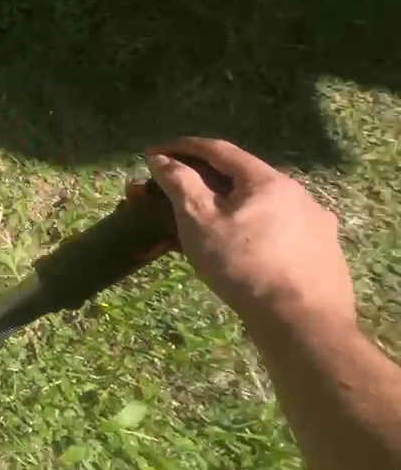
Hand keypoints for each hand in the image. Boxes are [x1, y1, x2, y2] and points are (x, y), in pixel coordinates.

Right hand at [145, 138, 355, 333]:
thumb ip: (178, 179)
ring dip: (217, 202)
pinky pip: (271, 224)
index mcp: (270, 183)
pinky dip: (241, 222)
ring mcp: (315, 226)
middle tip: (165, 189)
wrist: (301, 322)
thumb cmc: (240, 260)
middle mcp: (299, 197)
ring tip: (190, 218)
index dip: (179, 147)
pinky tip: (225, 240)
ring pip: (254, 203)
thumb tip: (161, 158)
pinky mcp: (320, 251)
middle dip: (195, 179)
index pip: (218, 150)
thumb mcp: (197, 216)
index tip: (150, 154)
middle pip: (237, 177)